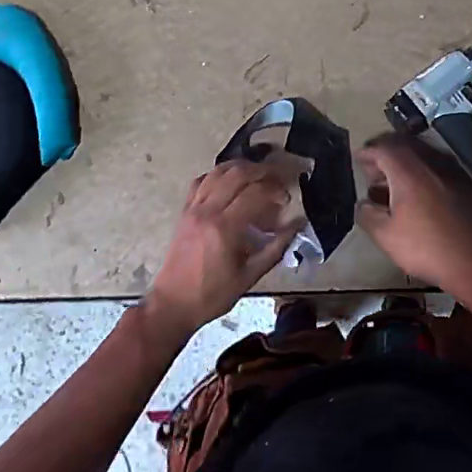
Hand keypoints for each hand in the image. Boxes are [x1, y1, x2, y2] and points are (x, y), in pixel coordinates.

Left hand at [145, 160, 298, 336]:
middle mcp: (207, 212)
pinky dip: (218, 175)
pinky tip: (230, 181)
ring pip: (217, 172)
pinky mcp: (185, 212)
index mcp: (225, 228)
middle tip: (278, 179)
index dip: (275, 190)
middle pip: (237, 174)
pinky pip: (201, 181)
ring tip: (258, 174)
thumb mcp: (250, 275)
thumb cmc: (213, 294)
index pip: (255, 194)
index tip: (286, 199)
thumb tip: (298, 224)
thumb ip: (276, 247)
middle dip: (262, 171)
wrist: (173, 303)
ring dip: (241, 167)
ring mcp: (193, 209)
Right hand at [356, 136, 471, 296]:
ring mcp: (454, 173)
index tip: (359, 159)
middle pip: (404, 147)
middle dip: (386, 157)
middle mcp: (432, 163)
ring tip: (393, 188)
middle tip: (373, 173)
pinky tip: (419, 199)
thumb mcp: (386, 236)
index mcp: (409, 171)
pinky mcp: (469, 185)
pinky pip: (438, 171)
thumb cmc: (429, 248)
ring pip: (423, 159)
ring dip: (405, 168)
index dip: (367, 152)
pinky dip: (423, 177)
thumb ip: (367, 215)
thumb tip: (363, 205)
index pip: (383, 148)